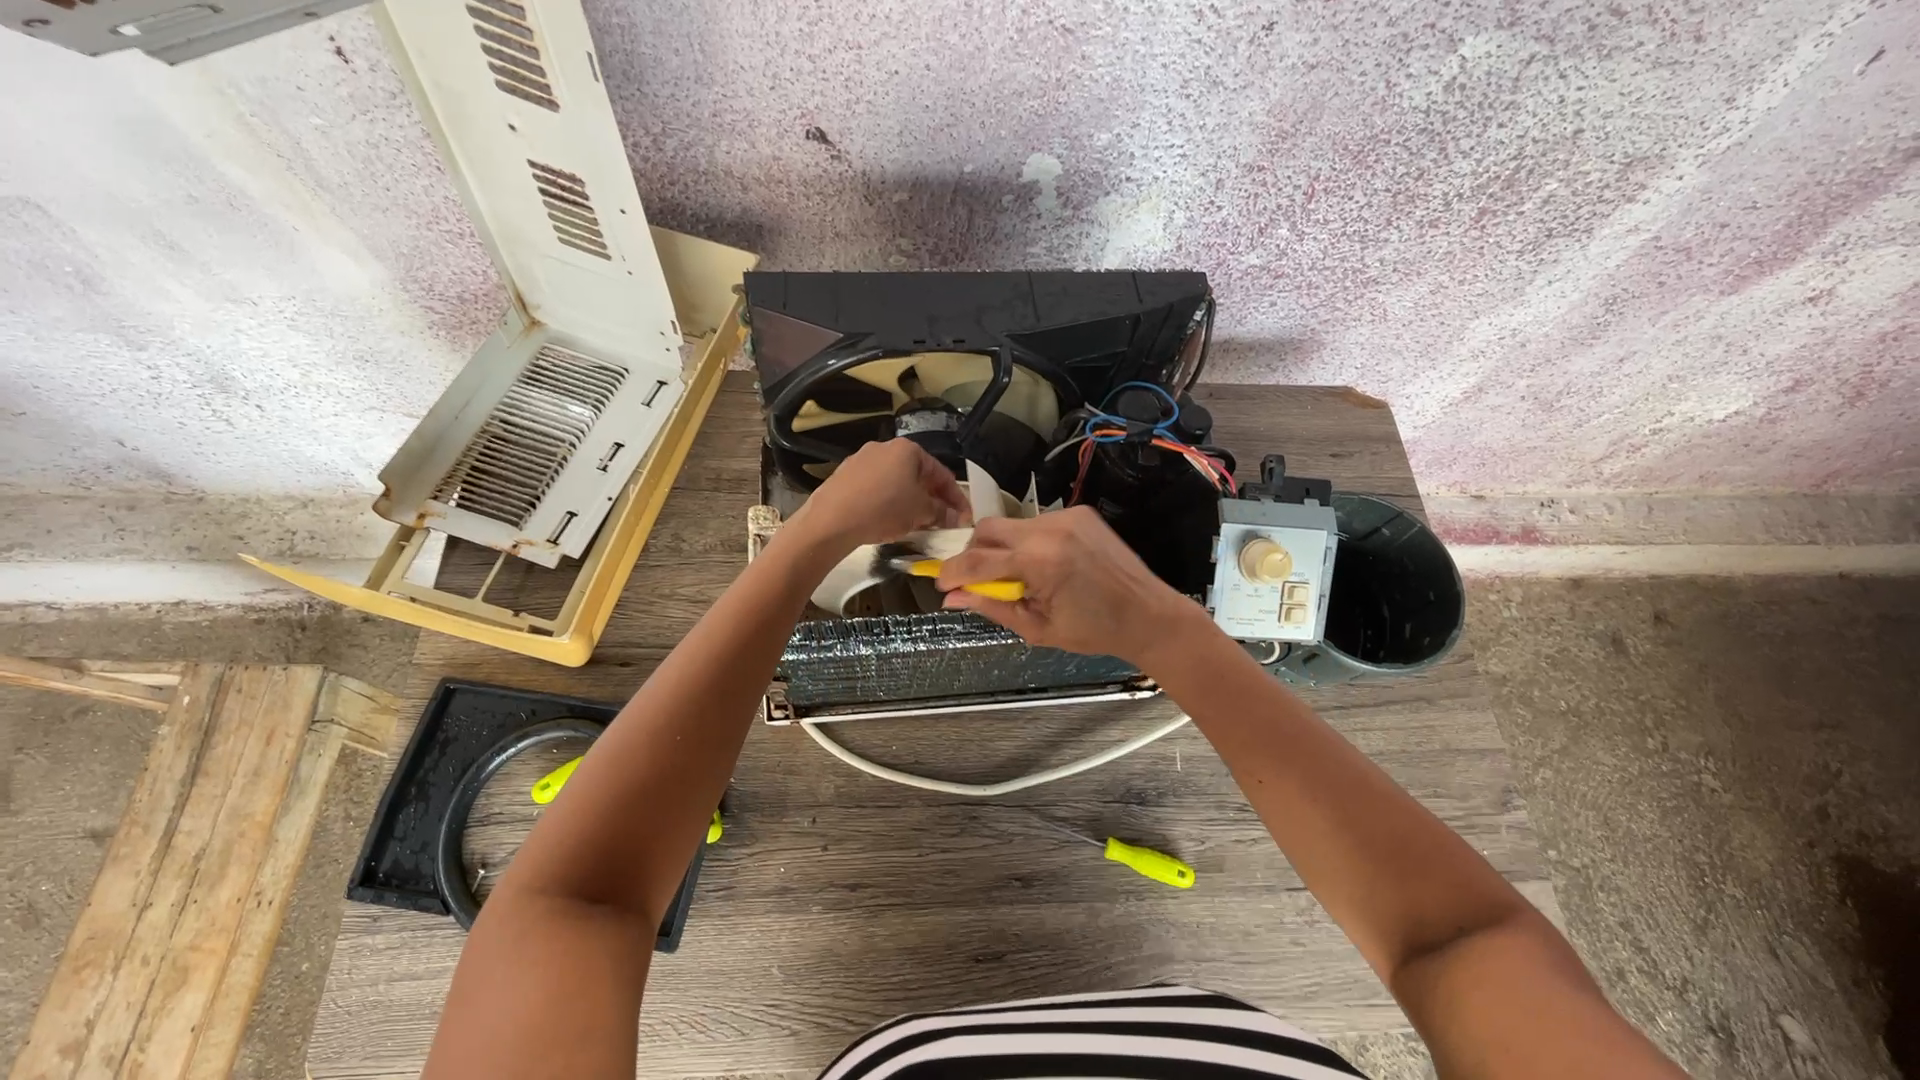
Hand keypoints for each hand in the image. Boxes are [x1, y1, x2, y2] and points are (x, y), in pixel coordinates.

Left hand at [784, 439, 971, 554]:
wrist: (831, 520)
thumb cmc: (883, 509)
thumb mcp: (920, 512)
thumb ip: (941, 512)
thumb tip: (955, 517)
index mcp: (908, 449)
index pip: (942, 473)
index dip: (956, 498)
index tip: (964, 517)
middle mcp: (884, 448)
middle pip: (918, 475)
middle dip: (932, 499)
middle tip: (941, 522)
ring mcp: (861, 460)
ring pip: (896, 481)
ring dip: (910, 501)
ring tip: (916, 524)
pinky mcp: (845, 476)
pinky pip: (875, 488)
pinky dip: (888, 502)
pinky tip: (887, 520)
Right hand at [935, 505, 1209, 665]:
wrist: (1149, 614)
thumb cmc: (1095, 631)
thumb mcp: (1038, 629)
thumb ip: (992, 607)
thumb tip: (953, 597)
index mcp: (1040, 561)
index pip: (978, 559)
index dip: (952, 571)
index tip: (940, 584)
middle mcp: (1051, 529)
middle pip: (987, 528)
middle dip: (974, 553)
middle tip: (978, 580)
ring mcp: (1067, 516)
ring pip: (1012, 525)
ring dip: (1003, 548)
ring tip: (1019, 577)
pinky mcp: (1080, 512)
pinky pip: (1038, 523)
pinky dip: (1029, 542)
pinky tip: (1045, 566)